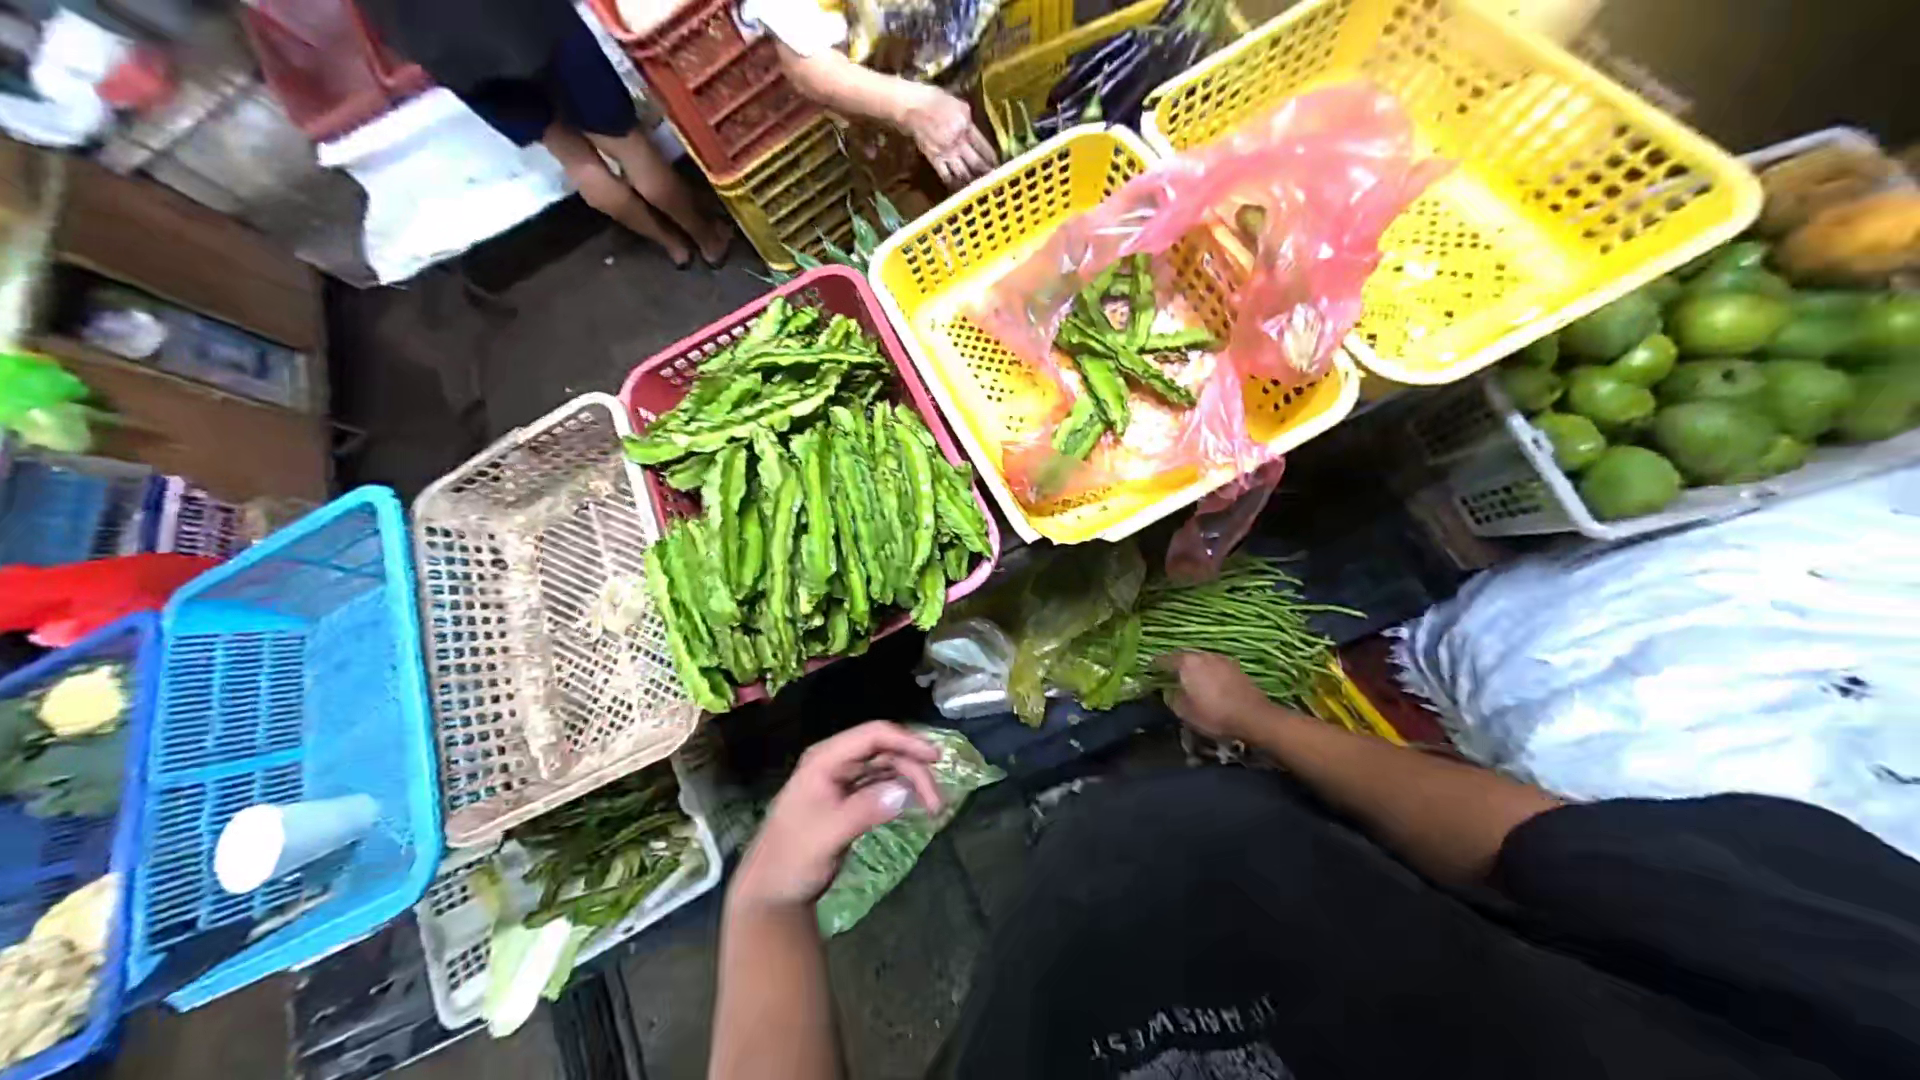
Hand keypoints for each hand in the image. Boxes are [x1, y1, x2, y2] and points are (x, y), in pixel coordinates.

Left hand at [731, 721, 943, 910]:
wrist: (772, 891)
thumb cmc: (793, 857)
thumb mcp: (828, 834)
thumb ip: (865, 810)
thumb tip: (904, 793)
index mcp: (825, 759)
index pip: (872, 736)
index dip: (906, 741)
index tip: (935, 758)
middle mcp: (837, 762)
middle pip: (885, 751)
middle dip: (914, 769)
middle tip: (937, 802)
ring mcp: (844, 780)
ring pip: (888, 768)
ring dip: (912, 782)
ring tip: (933, 808)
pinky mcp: (851, 799)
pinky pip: (883, 785)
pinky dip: (902, 792)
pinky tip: (916, 806)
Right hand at [899, 84, 996, 188]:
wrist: (911, 107)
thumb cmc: (934, 99)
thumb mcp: (958, 104)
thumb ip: (968, 121)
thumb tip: (974, 132)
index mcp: (966, 125)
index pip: (983, 145)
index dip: (992, 157)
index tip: (998, 165)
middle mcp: (958, 141)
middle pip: (976, 162)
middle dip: (986, 173)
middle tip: (994, 181)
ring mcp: (946, 153)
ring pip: (963, 172)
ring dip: (972, 182)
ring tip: (979, 188)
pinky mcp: (935, 160)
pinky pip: (946, 176)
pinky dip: (953, 184)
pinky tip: (959, 189)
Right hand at [1157, 652, 1281, 743]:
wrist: (1254, 716)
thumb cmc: (1214, 714)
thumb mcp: (1184, 712)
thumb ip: (1171, 698)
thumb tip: (1168, 691)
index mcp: (1186, 663)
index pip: (1164, 659)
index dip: (1154, 666)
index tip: (1149, 672)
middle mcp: (1203, 655)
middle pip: (1183, 657)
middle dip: (1175, 665)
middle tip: (1169, 676)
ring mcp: (1221, 659)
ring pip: (1200, 660)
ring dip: (1193, 668)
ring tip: (1191, 681)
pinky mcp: (1236, 667)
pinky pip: (1214, 666)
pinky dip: (1208, 673)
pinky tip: (1210, 684)